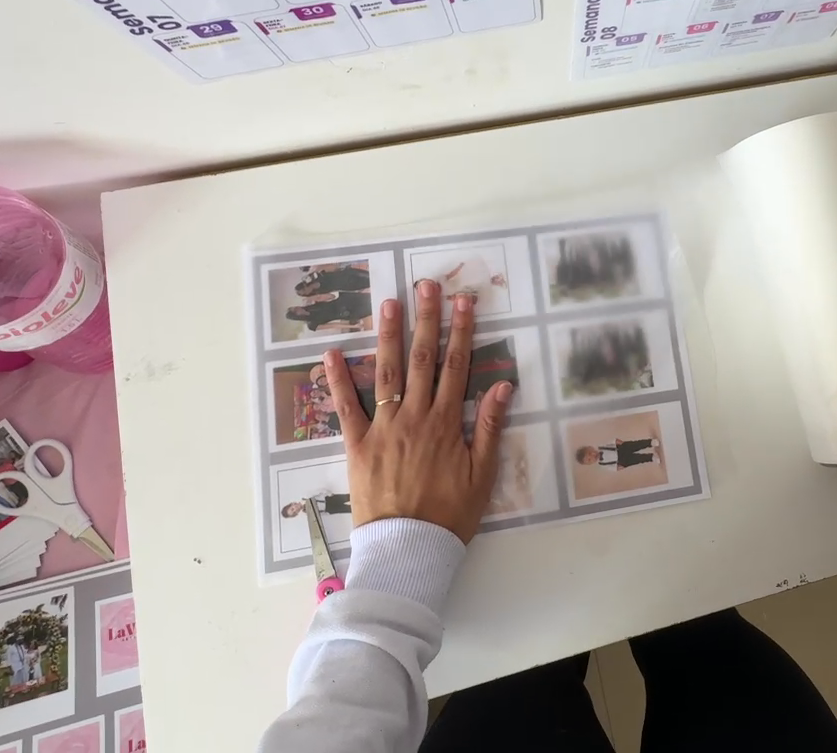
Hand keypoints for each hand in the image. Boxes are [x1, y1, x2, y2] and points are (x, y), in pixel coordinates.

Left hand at [321, 280, 512, 542]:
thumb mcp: (483, 474)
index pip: (457, 366)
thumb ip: (490, 427)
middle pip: (423, 360)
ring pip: (386, 374)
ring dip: (388, 336)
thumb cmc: (450, 514)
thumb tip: (504, 385)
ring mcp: (383, 428)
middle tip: (426, 285)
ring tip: (388, 303)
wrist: (408, 550)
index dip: (462, 331)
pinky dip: (339, 380)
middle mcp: (415, 417)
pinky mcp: (358, 445)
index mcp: (446, 423)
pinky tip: (332, 353)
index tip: (465, 301)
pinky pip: (346, 409)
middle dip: (426, 319)